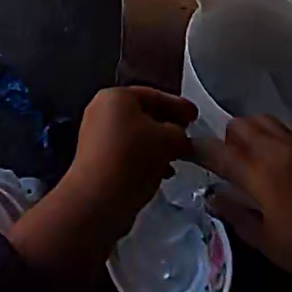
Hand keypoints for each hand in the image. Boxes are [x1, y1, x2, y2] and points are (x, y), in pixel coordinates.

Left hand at [6, 86, 194, 291]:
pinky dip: (145, 157)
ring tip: (179, 156)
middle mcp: (101, 109)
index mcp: (116, 96)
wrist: (98, 196)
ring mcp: (96, 133)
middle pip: (142, 113)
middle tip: (189, 133)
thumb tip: (179, 135)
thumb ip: (179, 132)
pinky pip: (127, 151)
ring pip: (135, 135)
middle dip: (167, 125)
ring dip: (158, 144)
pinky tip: (162, 172)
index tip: (195, 114)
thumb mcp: (167, 140)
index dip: (177, 104)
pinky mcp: (96, 157)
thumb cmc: (133, 157)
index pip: (152, 95)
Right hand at [195, 115, 291, 291]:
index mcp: (259, 173)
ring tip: (256, 156)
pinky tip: (285, 154)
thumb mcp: (270, 244)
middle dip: (227, 139)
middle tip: (230, 164)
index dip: (197, 149)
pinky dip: (280, 133)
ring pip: (265, 119)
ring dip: (253, 132)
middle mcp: (278, 149)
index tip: (186, 151)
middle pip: (239, 125)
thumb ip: (237, 216)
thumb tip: (212, 198)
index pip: (216, 151)